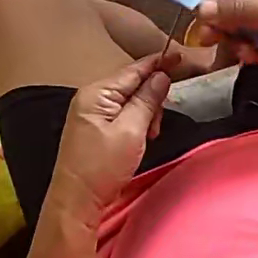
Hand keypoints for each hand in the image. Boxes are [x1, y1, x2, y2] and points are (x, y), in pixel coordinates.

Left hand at [46, 53, 175, 228]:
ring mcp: (91, 112)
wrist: (76, 201)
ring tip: (150, 135)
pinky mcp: (94, 127)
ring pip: (130, 100)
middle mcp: (91, 97)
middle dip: (152, 97)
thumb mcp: (131, 131)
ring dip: (146, 113)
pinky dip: (136, 122)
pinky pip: (122, 114)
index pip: (133, 69)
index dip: (159, 62)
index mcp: (97, 93)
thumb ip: (147, 100)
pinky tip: (142, 137)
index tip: (181, 56)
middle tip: (158, 124)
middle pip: (132, 83)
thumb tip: (162, 76)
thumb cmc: (102, 167)